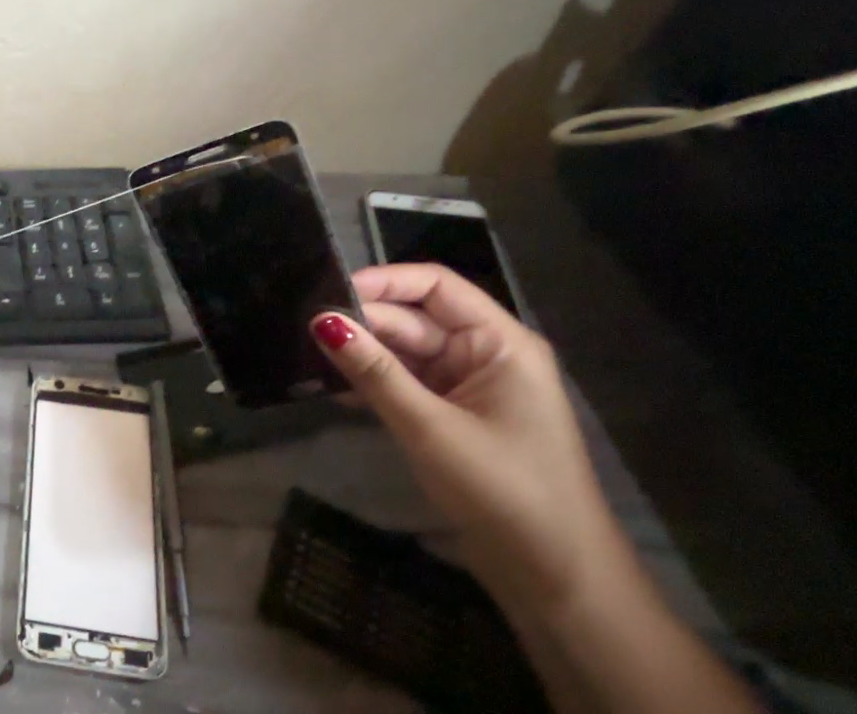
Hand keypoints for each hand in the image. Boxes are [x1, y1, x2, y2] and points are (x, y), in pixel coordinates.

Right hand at [311, 264, 630, 610]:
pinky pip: (407, 385)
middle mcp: (486, 355)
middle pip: (415, 320)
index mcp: (500, 343)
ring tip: (307, 355)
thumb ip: (374, 371)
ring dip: (363, 355)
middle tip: (302, 330)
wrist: (554, 574)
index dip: (383, 282)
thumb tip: (321, 320)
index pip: (436, 285)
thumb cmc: (502, 489)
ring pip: (406, 353)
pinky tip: (332, 390)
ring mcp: (470, 387)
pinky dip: (374, 384)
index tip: (328, 292)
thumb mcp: (430, 427)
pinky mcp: (454, 417)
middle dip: (364, 323)